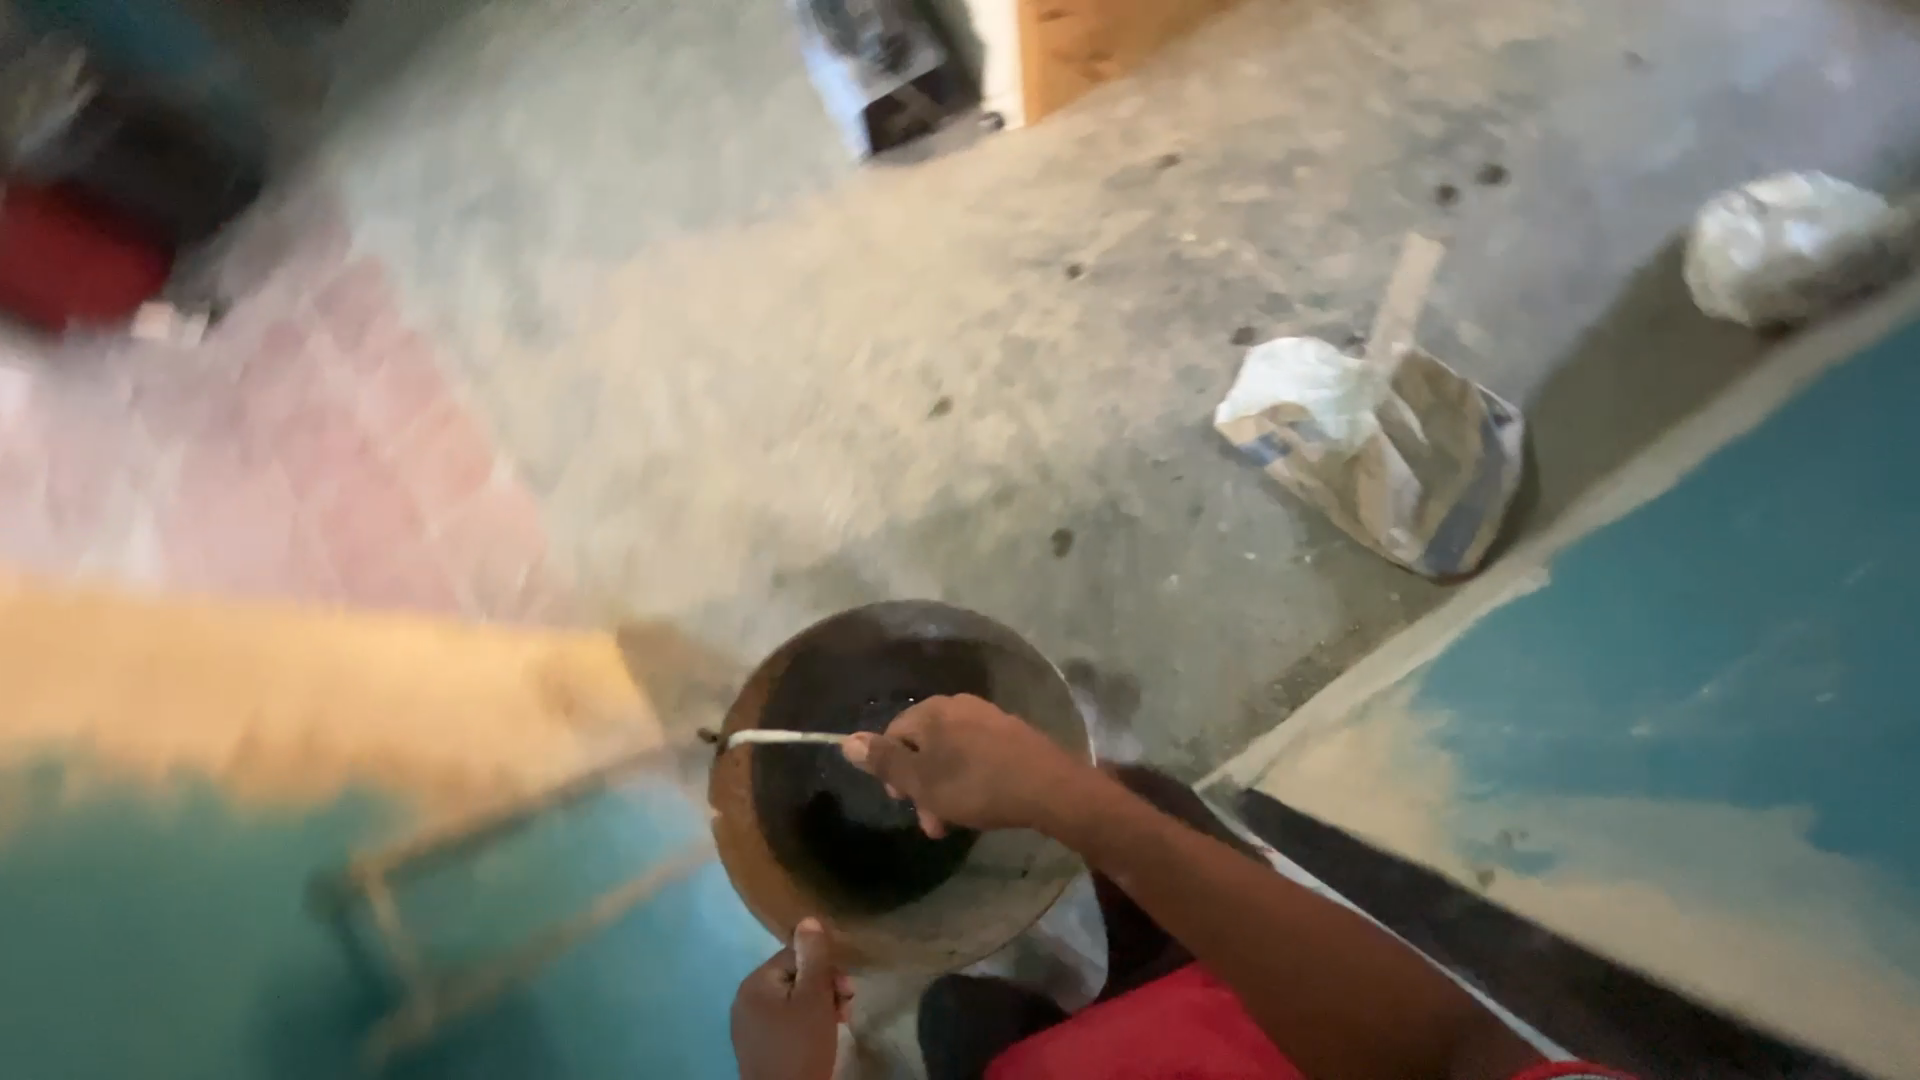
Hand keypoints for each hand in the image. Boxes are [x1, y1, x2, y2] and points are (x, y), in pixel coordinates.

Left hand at [731, 918, 852, 1079]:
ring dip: (819, 1005)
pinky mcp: (757, 1046)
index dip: (825, 967)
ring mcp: (749, 1025)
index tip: (847, 988)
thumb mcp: (814, 997)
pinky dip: (805, 1022)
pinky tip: (821, 1035)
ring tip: (839, 1022)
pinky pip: (784, 1020)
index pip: (796, 955)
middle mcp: (745, 999)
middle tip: (847, 1007)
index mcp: (754, 983)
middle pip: (794, 976)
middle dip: (824, 987)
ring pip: (792, 999)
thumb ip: (814, 957)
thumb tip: (809, 919)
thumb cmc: (800, 1047)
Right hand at [842, 693, 1097, 837]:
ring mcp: (987, 716)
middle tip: (932, 823)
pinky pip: (977, 753)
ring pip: (951, 752)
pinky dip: (971, 777)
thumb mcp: (922, 782)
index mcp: (931, 711)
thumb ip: (884, 762)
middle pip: (923, 744)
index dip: (891, 771)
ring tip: (956, 822)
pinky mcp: (1011, 732)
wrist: (1047, 786)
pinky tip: (982, 803)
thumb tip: (846, 740)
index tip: (903, 803)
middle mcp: (958, 704)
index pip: (893, 734)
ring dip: (945, 787)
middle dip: (921, 786)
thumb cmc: (976, 785)